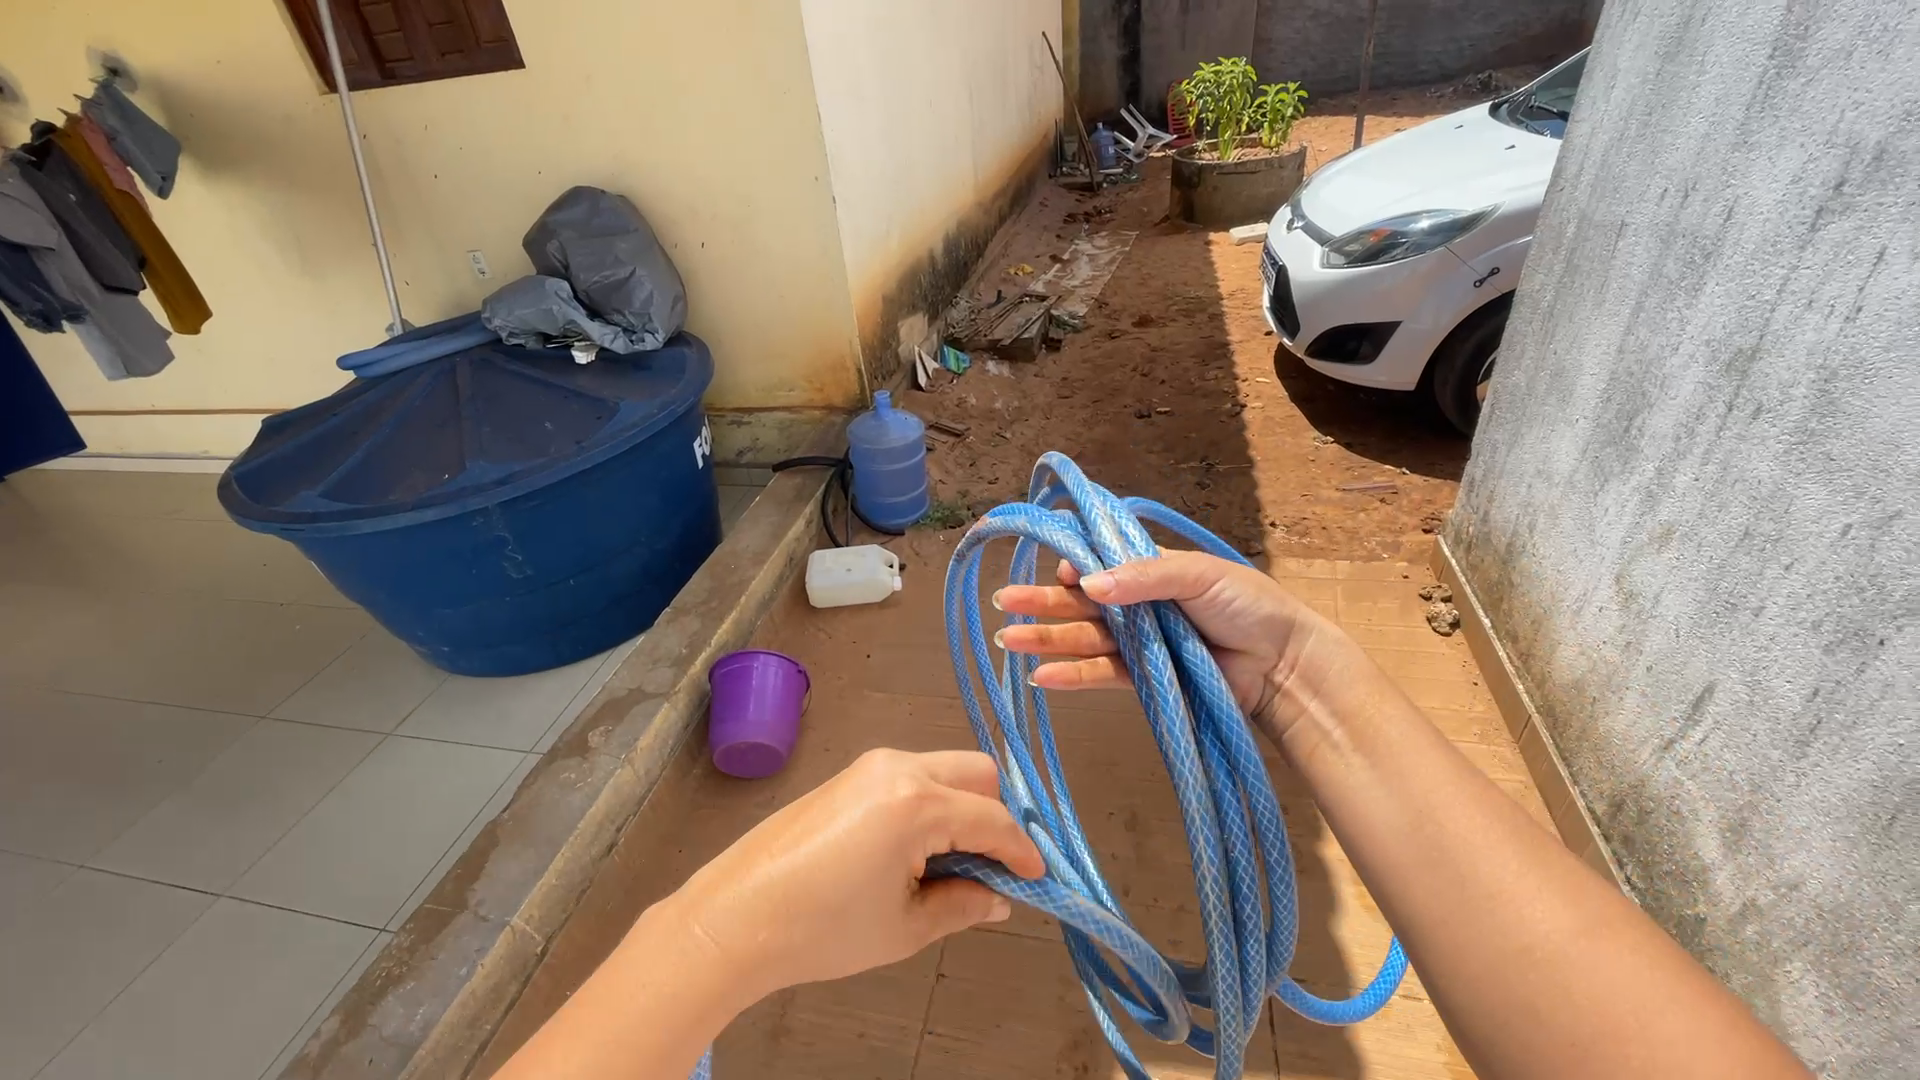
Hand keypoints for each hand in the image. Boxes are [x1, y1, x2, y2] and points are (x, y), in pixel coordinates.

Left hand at [661, 749, 1043, 1001]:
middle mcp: (899, 767)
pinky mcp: (852, 774)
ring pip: (945, 770)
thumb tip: (999, 897)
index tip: (1038, 879)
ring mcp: (871, 766)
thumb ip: (962, 905)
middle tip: (992, 866)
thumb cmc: (822, 929)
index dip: (1021, 851)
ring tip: (952, 863)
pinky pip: (913, 777)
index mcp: (916, 803)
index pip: (993, 818)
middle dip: (996, 814)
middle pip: (977, 772)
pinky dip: (932, 804)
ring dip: (964, 806)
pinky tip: (917, 850)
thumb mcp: (904, 927)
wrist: (735, 915)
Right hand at [992, 549, 1364, 742]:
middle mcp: (1137, 604)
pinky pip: (1102, 673)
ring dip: (1046, 639)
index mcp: (1149, 570)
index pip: (1098, 565)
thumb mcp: (1196, 573)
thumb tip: (1084, 582)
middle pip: (1081, 602)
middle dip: (1041, 603)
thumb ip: (1141, 575)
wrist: (1283, 662)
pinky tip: (1043, 675)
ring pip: (1083, 638)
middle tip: (1003, 603)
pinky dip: (1072, 675)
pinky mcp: (1143, 678)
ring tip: (1007, 640)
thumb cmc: (1245, 604)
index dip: (1072, 568)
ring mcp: (1139, 643)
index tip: (1054, 572)